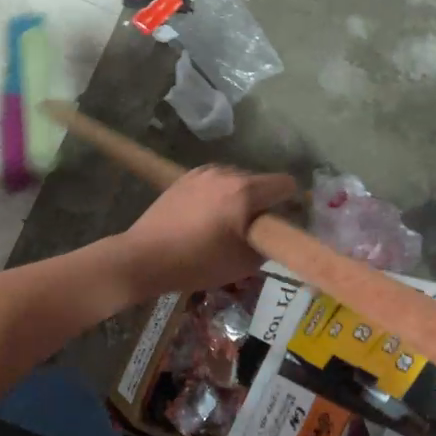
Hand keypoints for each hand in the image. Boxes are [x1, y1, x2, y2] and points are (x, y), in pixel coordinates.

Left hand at [113, 166, 298, 294]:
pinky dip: (218, 196)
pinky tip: (206, 218)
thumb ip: (271, 242)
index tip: (284, 224)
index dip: (291, 204)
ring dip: (239, 198)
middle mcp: (224, 173)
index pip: (286, 184)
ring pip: (235, 180)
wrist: (144, 257)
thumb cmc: (197, 262)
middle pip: (260, 181)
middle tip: (254, 230)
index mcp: (244, 190)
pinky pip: (213, 183)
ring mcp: (200, 173)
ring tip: (226, 225)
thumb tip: (278, 232)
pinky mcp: (182, 179)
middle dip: (263, 202)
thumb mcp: (245, 262)